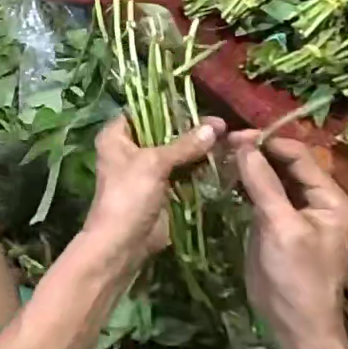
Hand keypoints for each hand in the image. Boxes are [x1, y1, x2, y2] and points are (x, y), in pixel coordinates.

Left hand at [82, 115, 225, 263]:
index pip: (144, 110)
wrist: (122, 243)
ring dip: (199, 149)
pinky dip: (199, 168)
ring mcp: (146, 170)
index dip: (170, 107)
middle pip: (164, 132)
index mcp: (117, 135)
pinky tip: (223, 161)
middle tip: (224, 125)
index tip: (201, 104)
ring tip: (230, 140)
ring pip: (176, 153)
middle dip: (192, 130)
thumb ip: (184, 145)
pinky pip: (182, 172)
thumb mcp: (154, 163)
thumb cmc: (129, 195)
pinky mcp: (161, 188)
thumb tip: (215, 127)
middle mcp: (130, 148)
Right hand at [231, 133, 347, 348]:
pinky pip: (260, 192)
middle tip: (223, 144)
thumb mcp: (280, 227)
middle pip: (284, 162)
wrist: (294, 324)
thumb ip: (263, 184)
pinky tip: (225, 177)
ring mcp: (294, 211)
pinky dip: (244, 182)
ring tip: (220, 156)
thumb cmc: (297, 277)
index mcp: (329, 198)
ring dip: (248, 165)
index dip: (268, 142)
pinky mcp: (274, 222)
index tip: (235, 137)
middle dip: (256, 151)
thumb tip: (243, 146)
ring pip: (270, 176)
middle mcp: (315, 200)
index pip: (299, 156)